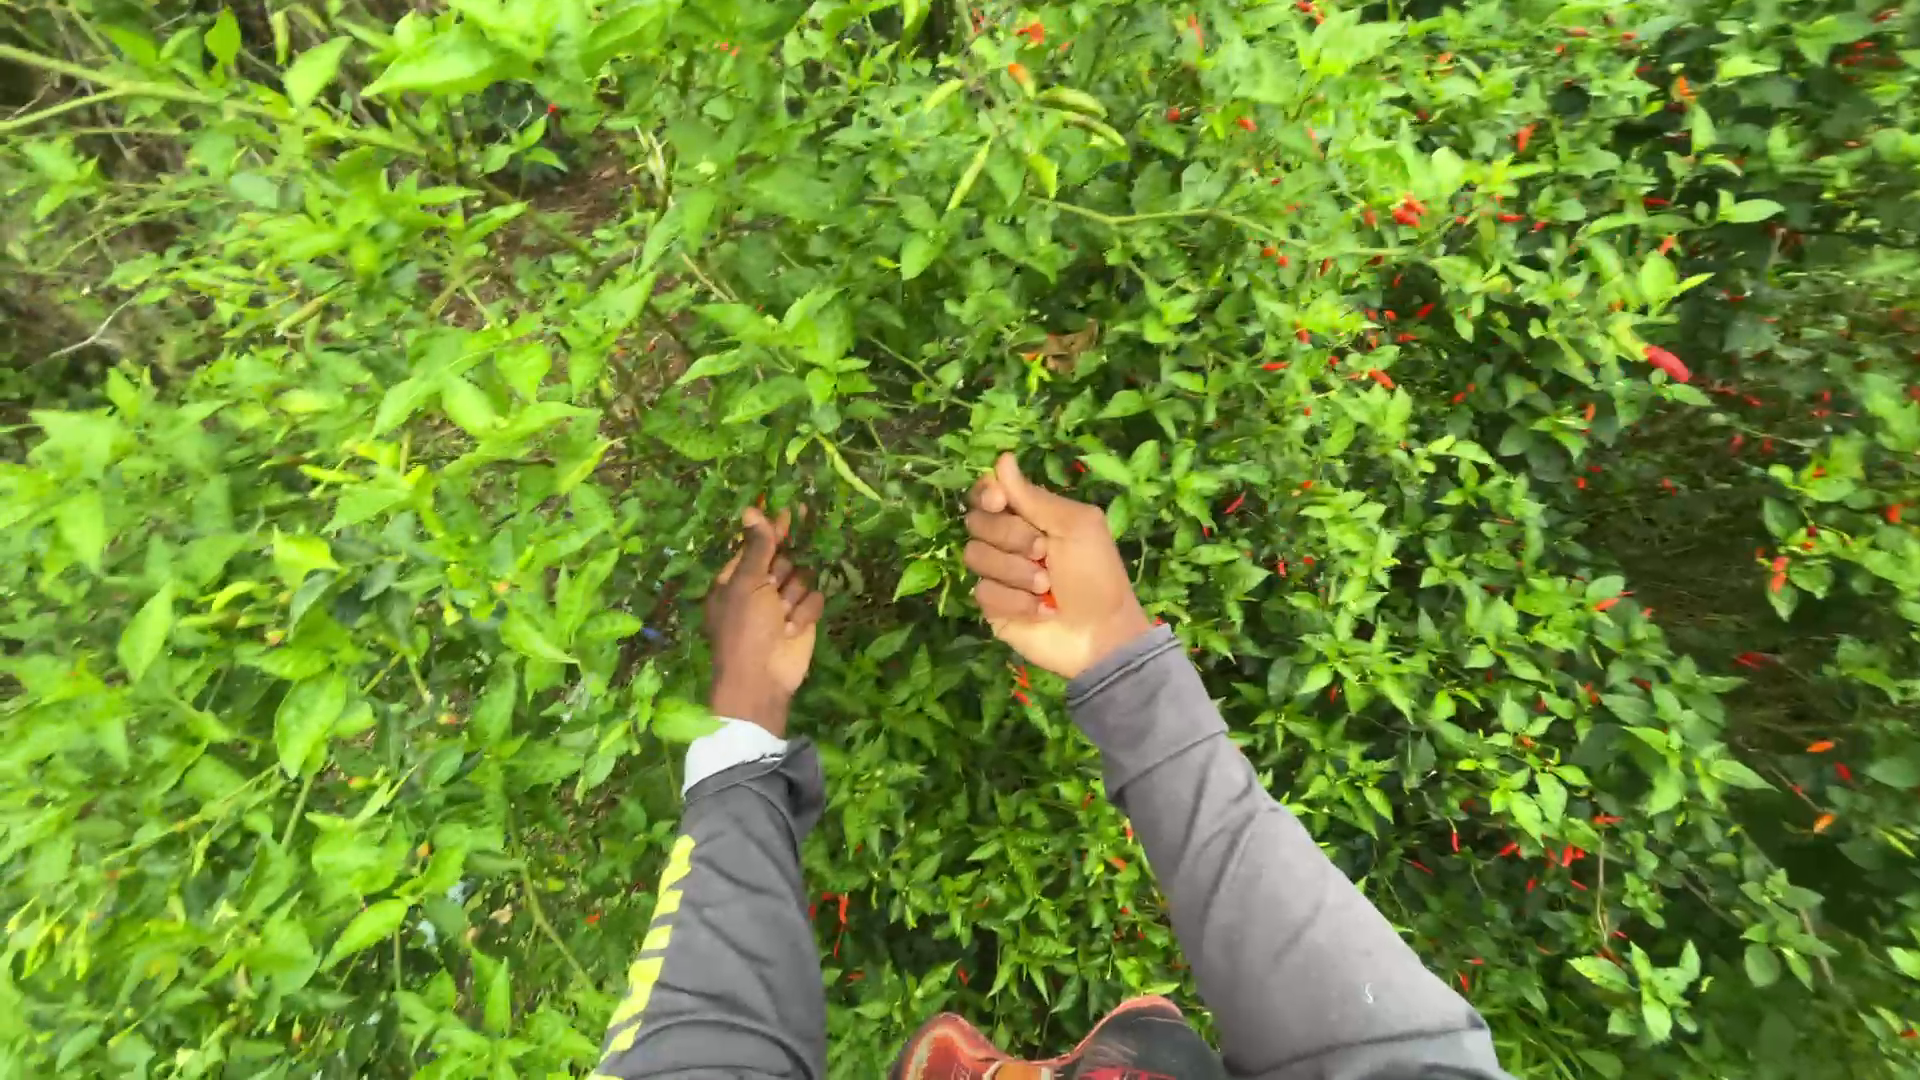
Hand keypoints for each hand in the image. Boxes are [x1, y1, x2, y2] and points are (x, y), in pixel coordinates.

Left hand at [704, 506, 824, 735]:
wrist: (763, 677)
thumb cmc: (745, 628)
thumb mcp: (746, 583)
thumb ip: (756, 547)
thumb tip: (751, 510)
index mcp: (735, 579)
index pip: (756, 546)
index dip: (772, 531)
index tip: (790, 512)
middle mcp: (758, 589)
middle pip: (783, 559)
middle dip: (784, 569)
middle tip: (776, 583)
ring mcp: (782, 604)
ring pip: (802, 577)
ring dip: (793, 594)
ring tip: (782, 615)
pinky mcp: (803, 618)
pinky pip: (814, 598)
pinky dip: (805, 612)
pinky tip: (793, 628)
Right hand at [964, 453, 1151, 679]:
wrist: (1101, 633)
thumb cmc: (1096, 574)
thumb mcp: (1075, 526)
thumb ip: (1034, 496)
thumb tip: (1001, 458)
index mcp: (1031, 516)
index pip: (989, 493)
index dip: (988, 494)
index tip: (1001, 502)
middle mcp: (1010, 541)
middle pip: (977, 521)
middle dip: (1011, 537)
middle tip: (1043, 552)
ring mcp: (1000, 574)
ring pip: (975, 556)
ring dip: (1015, 572)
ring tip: (1046, 586)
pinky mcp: (993, 606)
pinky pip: (983, 592)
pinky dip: (1015, 601)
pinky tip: (1041, 610)